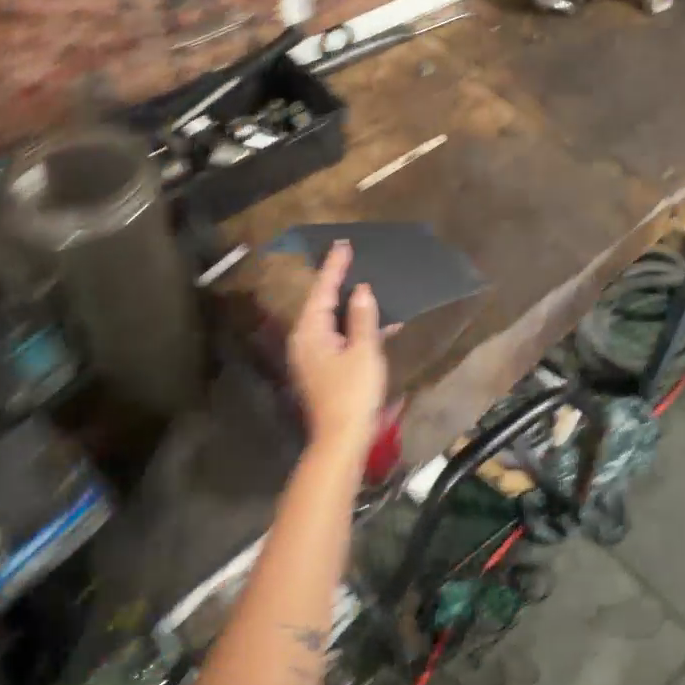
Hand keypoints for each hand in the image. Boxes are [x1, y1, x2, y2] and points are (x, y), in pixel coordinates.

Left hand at [286, 241, 387, 451]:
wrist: (341, 439)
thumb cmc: (353, 392)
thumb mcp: (364, 351)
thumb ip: (362, 318)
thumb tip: (361, 291)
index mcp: (310, 332)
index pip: (322, 291)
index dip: (334, 268)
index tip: (342, 244)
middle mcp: (305, 341)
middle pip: (322, 304)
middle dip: (338, 283)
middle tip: (351, 259)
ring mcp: (312, 357)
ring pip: (331, 322)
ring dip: (351, 308)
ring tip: (370, 289)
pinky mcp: (323, 370)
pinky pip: (338, 338)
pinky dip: (355, 329)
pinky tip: (379, 326)